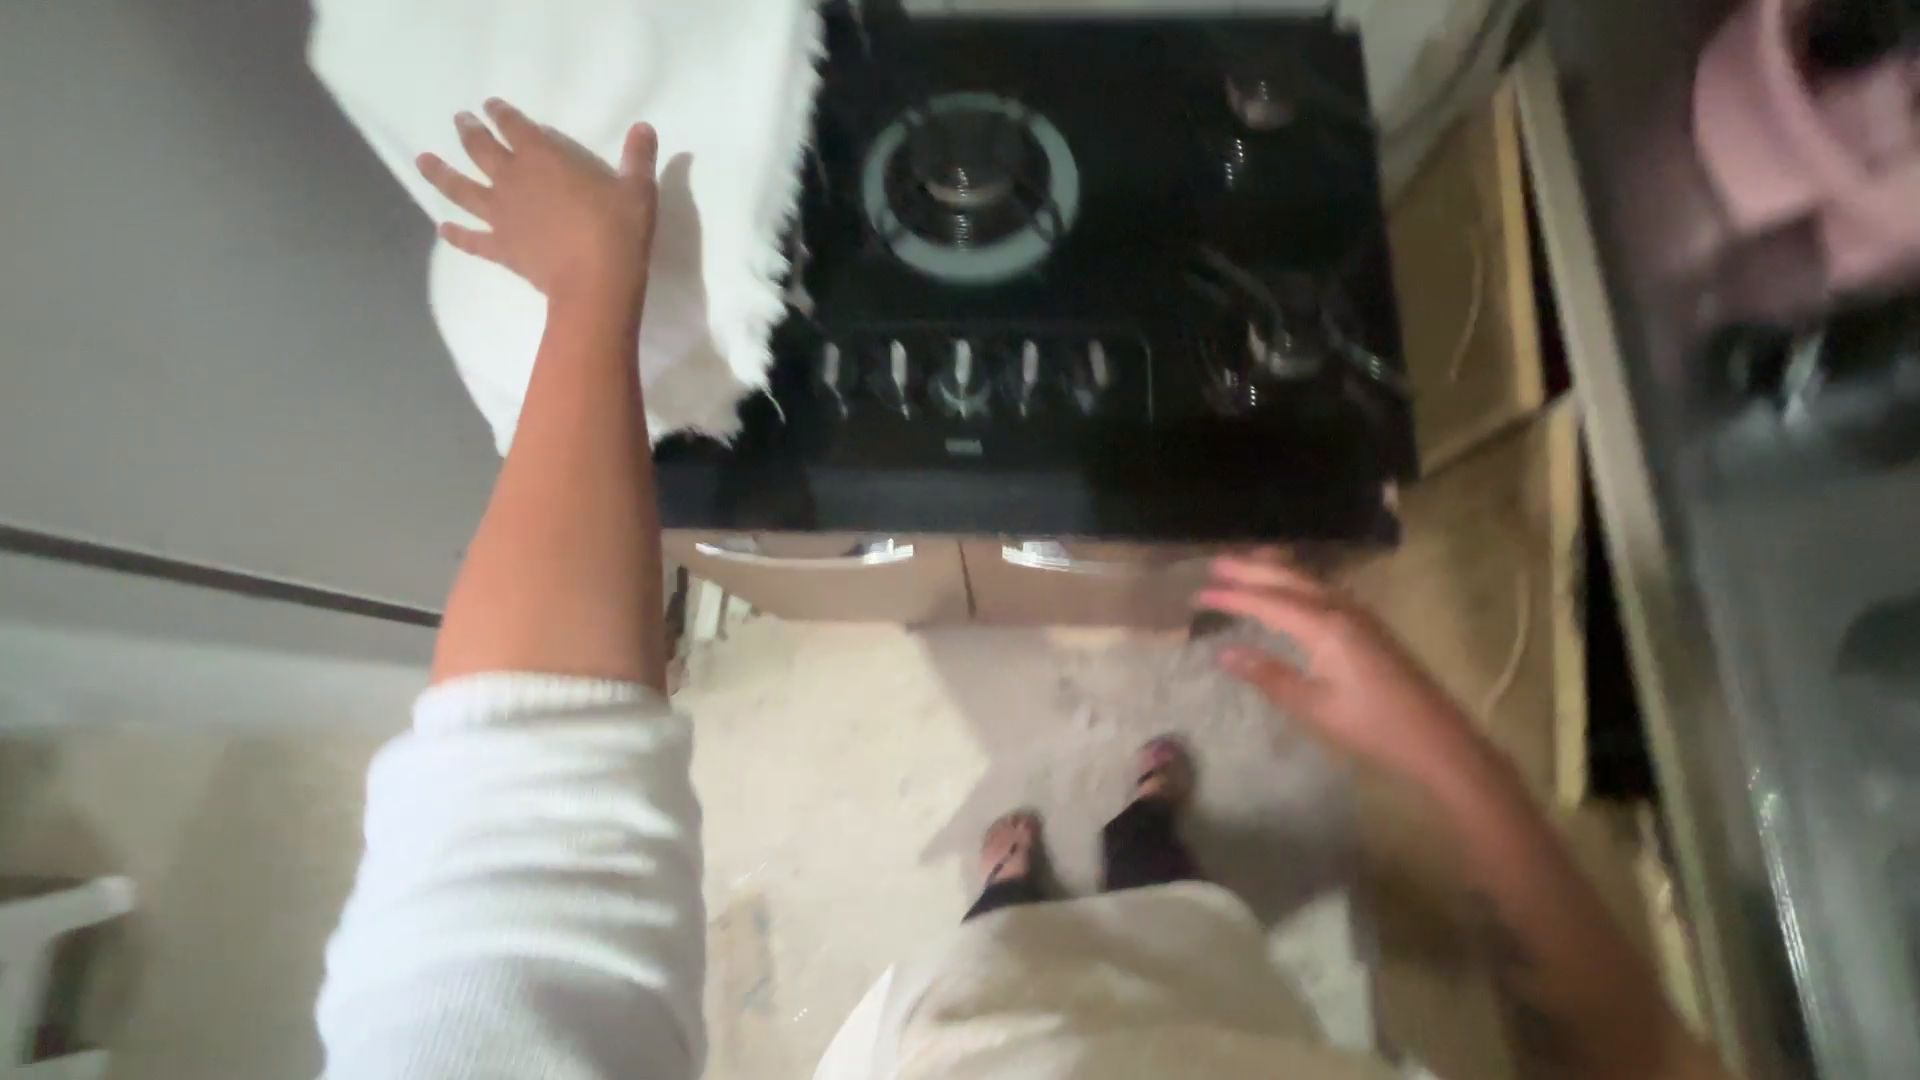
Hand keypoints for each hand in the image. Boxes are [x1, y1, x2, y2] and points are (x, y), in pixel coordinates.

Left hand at [416, 99, 658, 298]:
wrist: (597, 284)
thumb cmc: (618, 233)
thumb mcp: (638, 192)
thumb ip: (638, 159)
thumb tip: (644, 129)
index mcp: (542, 158)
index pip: (515, 126)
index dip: (502, 113)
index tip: (491, 105)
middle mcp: (512, 180)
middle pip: (481, 149)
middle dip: (469, 132)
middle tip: (461, 121)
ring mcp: (501, 215)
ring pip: (461, 188)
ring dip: (440, 173)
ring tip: (424, 161)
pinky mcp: (502, 249)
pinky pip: (472, 241)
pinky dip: (456, 235)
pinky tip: (443, 229)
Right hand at [1197, 552, 1482, 787]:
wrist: (1439, 740)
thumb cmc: (1372, 726)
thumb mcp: (1313, 706)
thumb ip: (1268, 675)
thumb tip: (1223, 652)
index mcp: (1325, 626)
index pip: (1267, 601)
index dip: (1231, 597)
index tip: (1198, 593)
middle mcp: (1341, 609)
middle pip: (1288, 578)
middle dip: (1250, 569)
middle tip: (1214, 564)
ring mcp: (1359, 614)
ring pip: (1309, 578)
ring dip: (1275, 569)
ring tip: (1246, 561)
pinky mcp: (1369, 625)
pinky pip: (1323, 588)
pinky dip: (1296, 579)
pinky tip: (1290, 586)